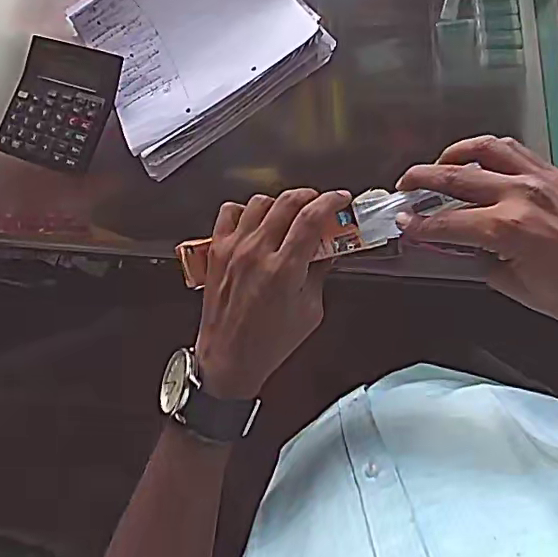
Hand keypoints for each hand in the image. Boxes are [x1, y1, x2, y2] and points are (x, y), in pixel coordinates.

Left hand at [194, 188, 353, 398]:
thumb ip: (320, 273)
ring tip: (289, 214)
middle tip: (319, 204)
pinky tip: (255, 221)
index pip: (312, 217)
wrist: (228, 360)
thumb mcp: (310, 310)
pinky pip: (229, 212)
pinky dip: (245, 210)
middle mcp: (257, 253)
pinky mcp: (217, 251)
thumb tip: (329, 250)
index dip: (331, 201)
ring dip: (280, 203)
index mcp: (284, 269)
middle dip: (310, 196)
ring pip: (260, 201)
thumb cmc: (269, 343)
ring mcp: (234, 249)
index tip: (340, 199)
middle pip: (287, 201)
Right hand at [397, 136, 557, 352]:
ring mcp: (539, 179)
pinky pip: (514, 150)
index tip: (402, 224)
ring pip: (484, 150)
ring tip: (439, 165)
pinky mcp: (554, 175)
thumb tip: (452, 245)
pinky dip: (489, 151)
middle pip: (455, 177)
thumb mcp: (512, 285)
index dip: (418, 225)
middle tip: (404, 186)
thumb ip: (476, 258)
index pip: (447, 222)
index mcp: (507, 228)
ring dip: (454, 154)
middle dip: (421, 180)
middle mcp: (519, 194)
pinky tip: (479, 161)